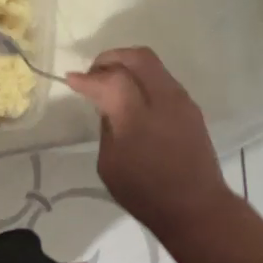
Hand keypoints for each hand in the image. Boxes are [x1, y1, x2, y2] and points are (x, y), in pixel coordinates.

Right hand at [66, 47, 235, 234]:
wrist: (193, 205)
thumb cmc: (142, 191)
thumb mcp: (109, 162)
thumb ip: (108, 127)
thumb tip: (106, 106)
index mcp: (137, 117)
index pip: (110, 80)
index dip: (87, 78)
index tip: (70, 80)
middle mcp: (164, 100)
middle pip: (138, 58)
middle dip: (111, 59)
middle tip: (92, 73)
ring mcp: (181, 101)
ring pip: (153, 65)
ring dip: (127, 67)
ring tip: (108, 84)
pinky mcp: (190, 108)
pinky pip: (162, 80)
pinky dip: (141, 80)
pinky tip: (130, 98)